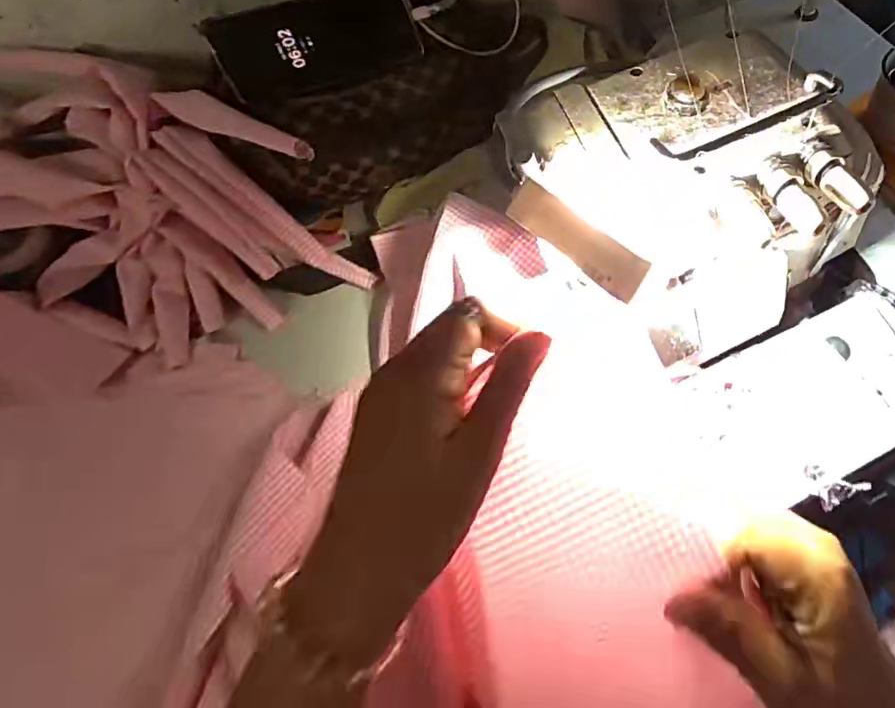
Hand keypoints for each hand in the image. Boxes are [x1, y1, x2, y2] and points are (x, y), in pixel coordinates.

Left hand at [285, 297, 549, 664]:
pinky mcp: (376, 412)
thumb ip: (510, 383)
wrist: (354, 580)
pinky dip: (449, 379)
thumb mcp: (481, 449)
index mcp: (419, 373)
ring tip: (492, 406)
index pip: (468, 314)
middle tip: (515, 387)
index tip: (526, 367)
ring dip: (471, 361)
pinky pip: (420, 373)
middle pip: (450, 325)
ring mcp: (379, 391)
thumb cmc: (427, 516)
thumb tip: (540, 333)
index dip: (504, 328)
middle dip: (490, 341)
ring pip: (435, 348)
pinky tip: (461, 419)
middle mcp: (393, 370)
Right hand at [666, 512, 894, 707]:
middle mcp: (817, 539)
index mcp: (815, 567)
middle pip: (748, 525)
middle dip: (719, 559)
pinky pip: (764, 539)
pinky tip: (743, 596)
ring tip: (725, 603)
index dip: (713, 566)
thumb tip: (675, 598)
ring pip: (753, 527)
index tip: (700, 606)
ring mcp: (815, 541)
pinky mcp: (810, 550)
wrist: (879, 703)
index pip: (744, 538)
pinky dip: (746, 562)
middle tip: (706, 605)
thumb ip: (732, 632)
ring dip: (731, 561)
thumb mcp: (781, 680)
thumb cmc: (834, 698)